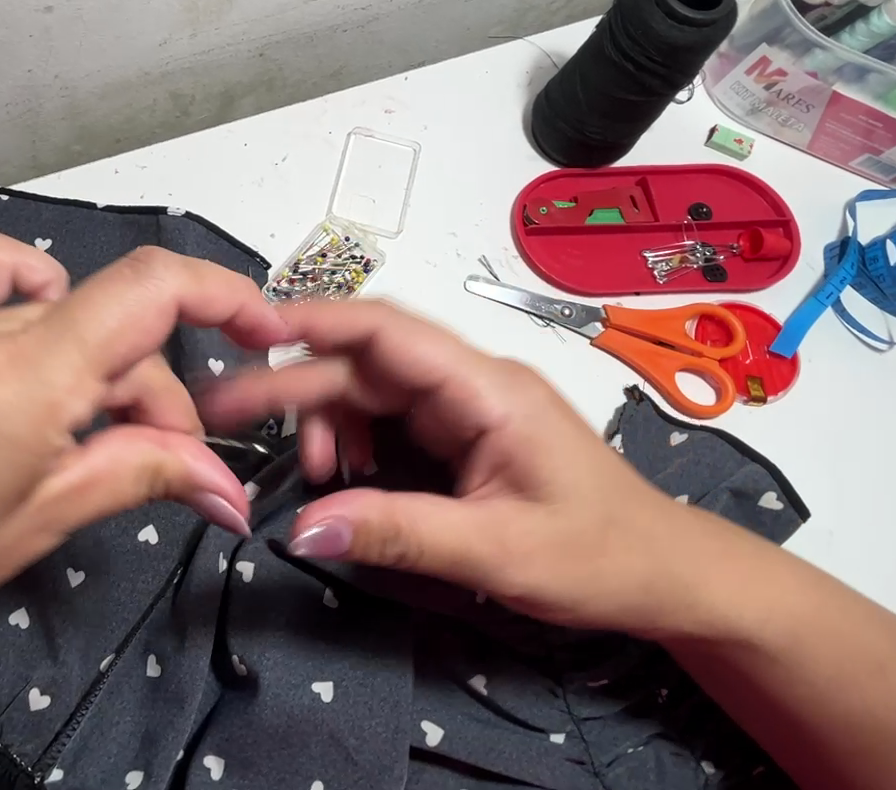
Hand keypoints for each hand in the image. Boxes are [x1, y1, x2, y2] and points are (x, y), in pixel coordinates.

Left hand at [0, 236, 289, 789]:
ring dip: (108, 356)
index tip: (264, 329)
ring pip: (69, 304)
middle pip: (117, 316)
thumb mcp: (39, 522)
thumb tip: (228, 485)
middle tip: (170, 455)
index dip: (223, 292)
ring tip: (98, 426)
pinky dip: (42, 299)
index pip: (148, 289)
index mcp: (23, 378)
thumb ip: (141, 474)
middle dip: (161, 383)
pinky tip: (45, 358)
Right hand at [199, 297, 724, 635]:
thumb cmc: (602, 556)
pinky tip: (347, 476)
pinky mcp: (456, 430)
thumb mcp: (500, 552)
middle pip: (362, 363)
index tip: (251, 329)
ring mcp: (461, 404)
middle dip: (295, 384)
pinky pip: (385, 420)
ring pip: (367, 389)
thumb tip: (302, 529)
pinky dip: (353, 442)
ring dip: (326, 421)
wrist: (667, 575)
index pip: (387, 330)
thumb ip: (400, 534)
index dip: (315, 320)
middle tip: (228, 413)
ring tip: (314, 472)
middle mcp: (467, 382)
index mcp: (486, 388)